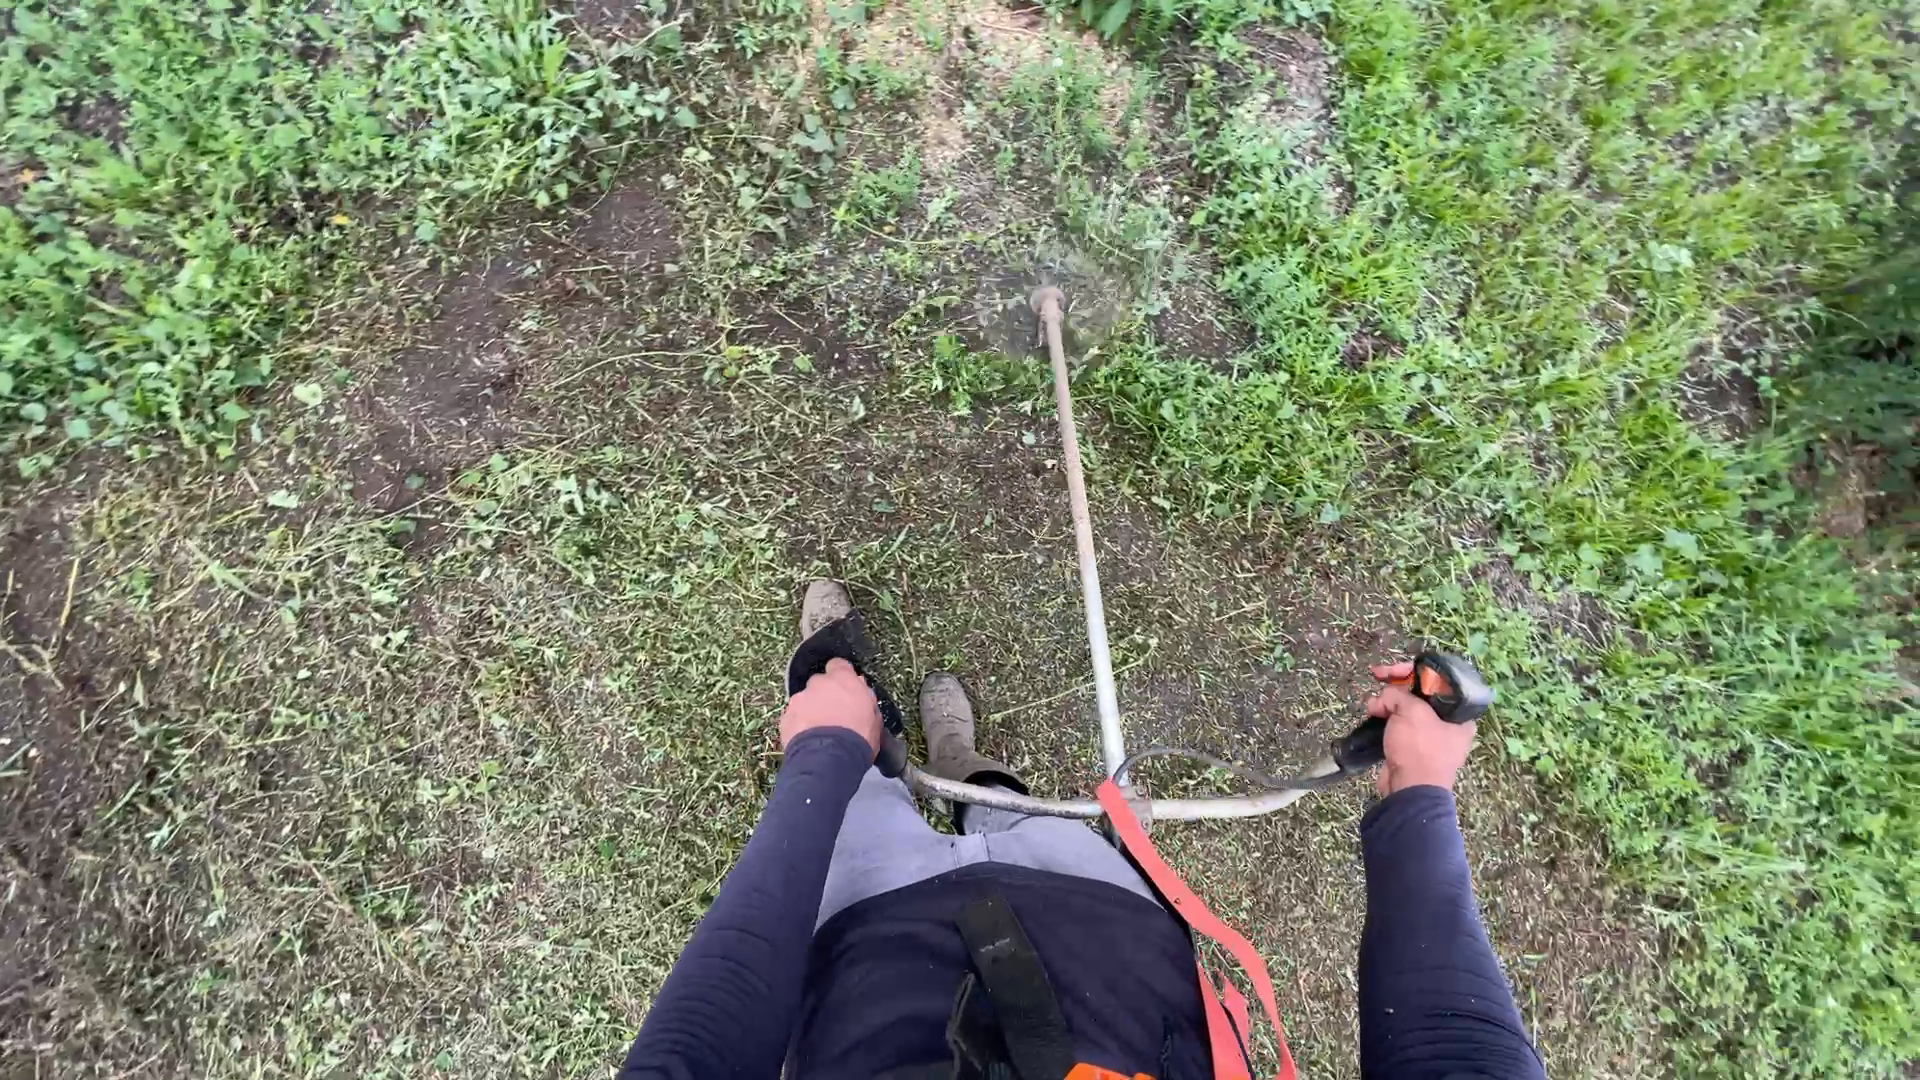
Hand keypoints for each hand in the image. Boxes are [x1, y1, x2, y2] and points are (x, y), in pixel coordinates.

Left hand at [780, 658, 881, 754]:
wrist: (829, 760)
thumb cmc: (858, 738)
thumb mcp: (874, 718)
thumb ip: (865, 700)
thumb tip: (861, 693)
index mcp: (843, 679)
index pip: (839, 664)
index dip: (841, 675)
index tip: (844, 687)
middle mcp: (819, 683)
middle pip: (820, 683)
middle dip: (824, 694)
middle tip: (832, 713)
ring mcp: (799, 699)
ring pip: (805, 700)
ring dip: (810, 709)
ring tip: (818, 731)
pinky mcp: (785, 717)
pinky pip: (793, 716)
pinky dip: (799, 724)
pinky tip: (807, 739)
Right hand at [1366, 661, 1475, 796]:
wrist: (1411, 789)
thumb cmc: (1420, 748)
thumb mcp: (1412, 712)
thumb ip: (1399, 694)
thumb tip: (1383, 699)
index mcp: (1459, 715)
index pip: (1438, 681)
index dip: (1413, 671)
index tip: (1391, 669)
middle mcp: (1448, 723)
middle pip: (1420, 692)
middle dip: (1396, 685)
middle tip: (1377, 675)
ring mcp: (1429, 735)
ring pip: (1406, 707)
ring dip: (1386, 701)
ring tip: (1372, 707)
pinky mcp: (1412, 745)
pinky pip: (1398, 723)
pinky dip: (1385, 716)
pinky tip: (1372, 715)